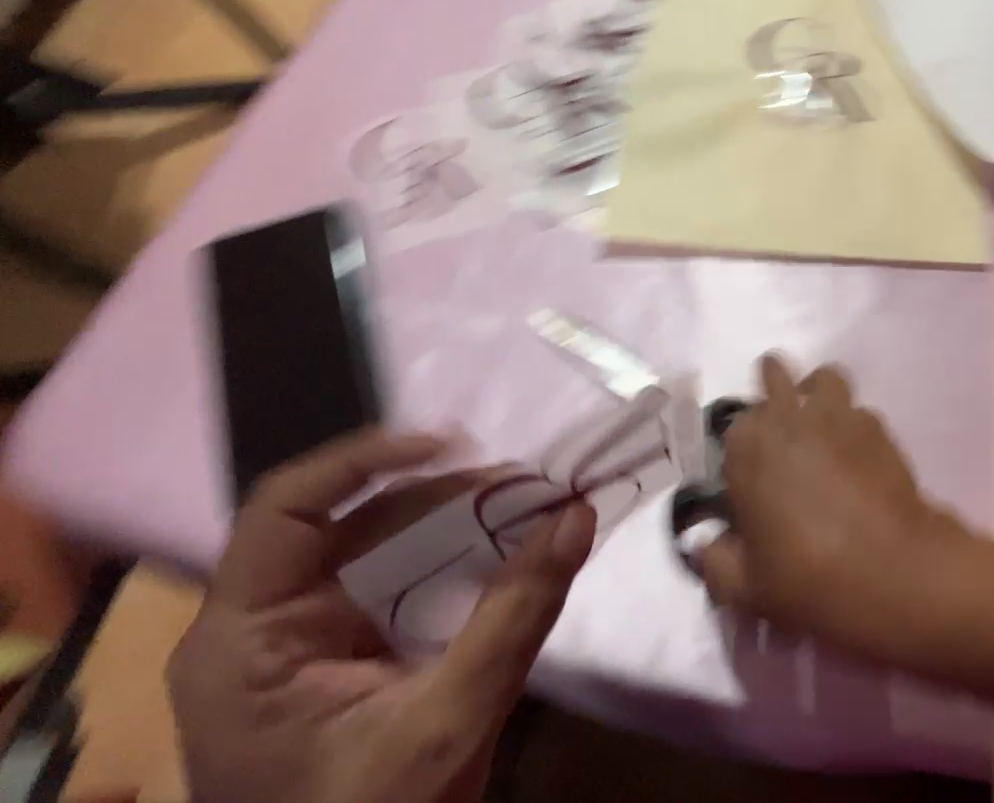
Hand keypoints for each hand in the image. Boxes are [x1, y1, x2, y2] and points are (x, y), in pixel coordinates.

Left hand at [168, 431, 595, 802]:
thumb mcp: (449, 720)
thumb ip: (516, 616)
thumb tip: (579, 516)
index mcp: (246, 640)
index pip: (285, 509)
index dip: (364, 459)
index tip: (455, 441)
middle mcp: (260, 626)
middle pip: (345, 522)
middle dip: (441, 493)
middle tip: (527, 483)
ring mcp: (298, 642)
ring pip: (376, 548)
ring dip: (455, 521)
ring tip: (529, 505)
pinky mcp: (336, 656)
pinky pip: (394, 583)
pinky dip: (453, 560)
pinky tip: (505, 550)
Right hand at [697, 355, 964, 645]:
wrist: (889, 567)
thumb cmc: (805, 575)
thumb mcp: (742, 586)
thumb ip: (716, 560)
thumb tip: (708, 544)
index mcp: (747, 448)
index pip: (734, 425)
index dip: (742, 444)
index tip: (749, 466)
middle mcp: (790, 419)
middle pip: (775, 377)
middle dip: (773, 387)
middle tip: (778, 416)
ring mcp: (839, 416)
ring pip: (824, 379)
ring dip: (817, 391)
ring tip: (820, 417)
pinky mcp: (879, 427)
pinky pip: (859, 410)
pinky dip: (853, 423)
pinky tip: (857, 451)